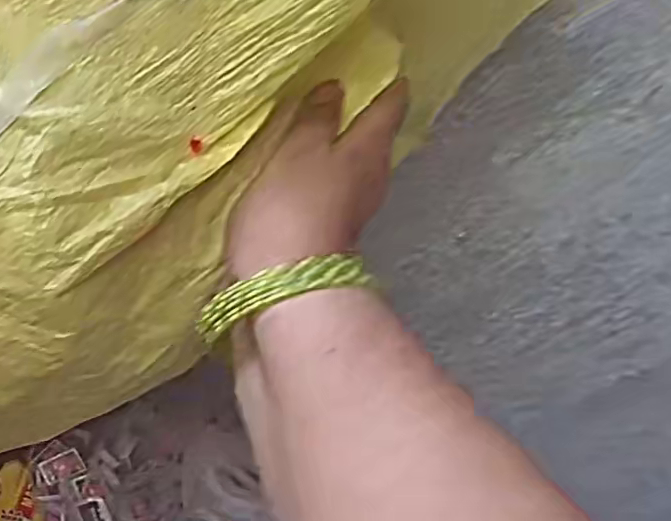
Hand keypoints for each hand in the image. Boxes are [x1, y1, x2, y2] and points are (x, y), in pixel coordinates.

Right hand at [227, 79, 409, 279]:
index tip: (367, 85)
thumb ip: (313, 121)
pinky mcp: (332, 242)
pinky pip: (332, 208)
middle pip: (373, 143)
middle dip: (358, 132)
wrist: (283, 286)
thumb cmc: (286, 213)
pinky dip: (321, 201)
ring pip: (354, 177)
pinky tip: (301, 206)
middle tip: (336, 124)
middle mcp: (374, 176)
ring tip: (311, 168)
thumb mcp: (293, 156)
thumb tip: (333, 89)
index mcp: (368, 146)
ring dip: (336, 170)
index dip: (380, 90)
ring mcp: (356, 213)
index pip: (387, 104)